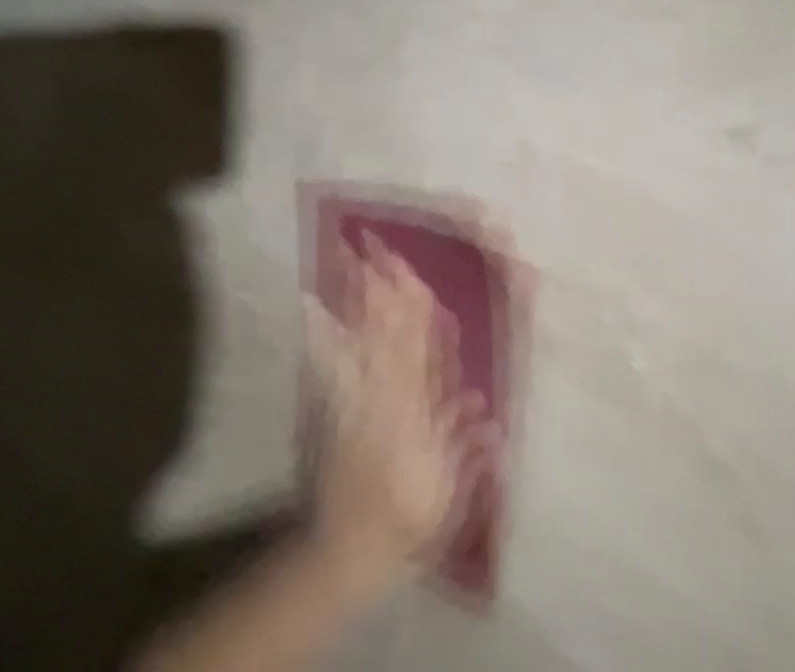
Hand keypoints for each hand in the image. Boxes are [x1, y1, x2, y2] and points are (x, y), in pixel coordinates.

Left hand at [303, 231, 498, 587]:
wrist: (352, 550)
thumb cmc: (411, 522)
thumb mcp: (448, 490)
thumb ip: (464, 447)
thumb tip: (482, 405)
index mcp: (414, 416)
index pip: (418, 350)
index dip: (412, 308)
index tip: (407, 270)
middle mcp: (383, 401)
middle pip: (383, 334)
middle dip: (377, 288)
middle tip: (368, 244)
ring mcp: (354, 403)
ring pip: (357, 341)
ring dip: (353, 300)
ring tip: (345, 260)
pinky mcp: (336, 413)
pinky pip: (331, 365)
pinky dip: (322, 335)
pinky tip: (312, 307)